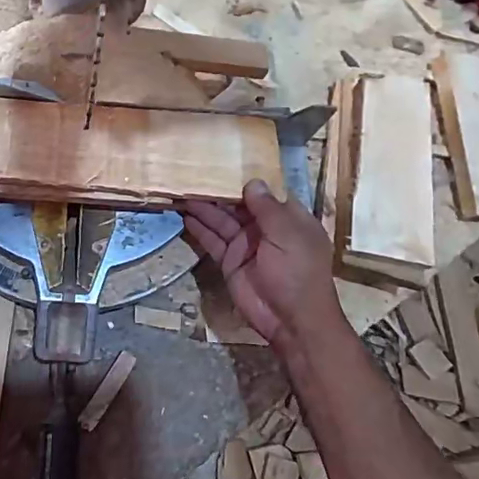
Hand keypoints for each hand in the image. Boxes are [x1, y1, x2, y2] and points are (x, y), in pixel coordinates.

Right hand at [183, 181, 347, 349]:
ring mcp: (246, 245)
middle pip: (238, 203)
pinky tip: (183, 214)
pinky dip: (198, 228)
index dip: (246, 176)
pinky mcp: (230, 261)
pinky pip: (212, 241)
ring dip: (203, 206)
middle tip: (192, 171)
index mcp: (287, 217)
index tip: (225, 158)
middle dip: (218, 190)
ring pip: (221, 220)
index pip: (265, 191)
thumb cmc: (298, 272)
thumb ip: (267, 208)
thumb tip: (252, 181)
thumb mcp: (287, 235)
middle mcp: (265, 228)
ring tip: (181, 188)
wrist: (291, 320)